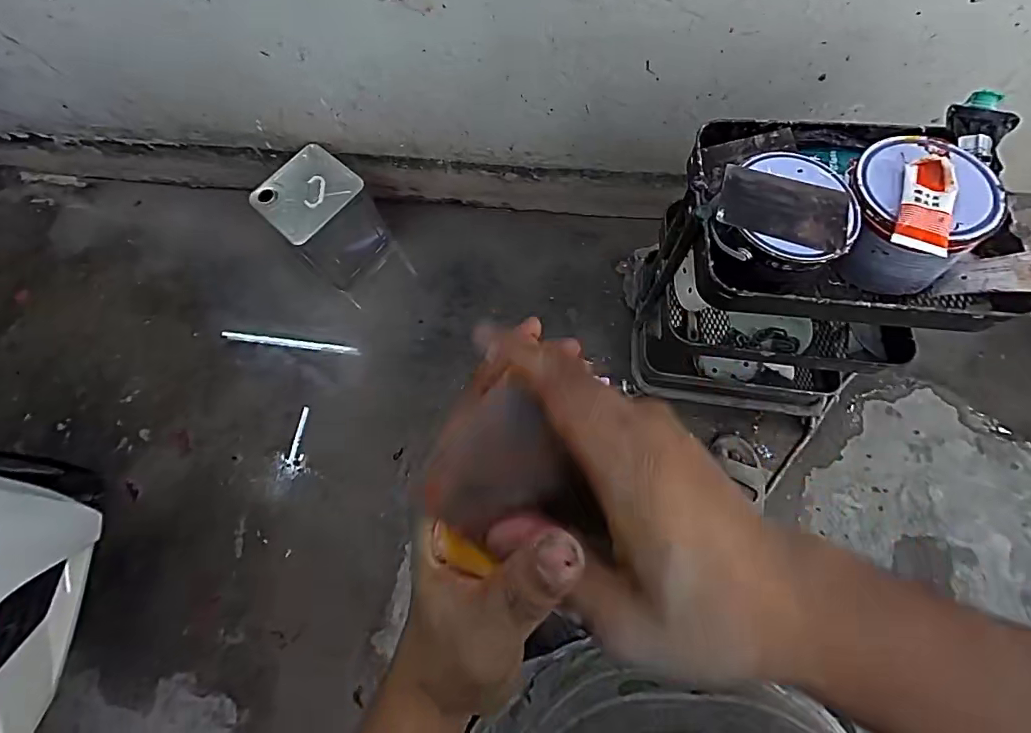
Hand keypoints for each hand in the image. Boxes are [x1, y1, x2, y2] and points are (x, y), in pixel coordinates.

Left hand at [368, 320, 587, 728]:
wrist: (450, 688)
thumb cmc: (453, 654)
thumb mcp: (486, 624)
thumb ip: (521, 588)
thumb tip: (567, 549)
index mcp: (445, 496)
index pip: (467, 419)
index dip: (495, 376)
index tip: (528, 342)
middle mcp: (464, 486)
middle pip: (493, 415)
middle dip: (527, 376)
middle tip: (571, 351)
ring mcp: (488, 499)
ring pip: (514, 434)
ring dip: (544, 400)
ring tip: (584, 374)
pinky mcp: (511, 515)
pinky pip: (533, 463)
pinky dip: (555, 436)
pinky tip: (586, 427)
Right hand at [498, 326, 808, 685]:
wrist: (786, 599)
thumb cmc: (708, 617)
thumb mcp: (626, 620)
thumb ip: (560, 569)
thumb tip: (499, 531)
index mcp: (630, 462)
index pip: (568, 390)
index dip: (523, 358)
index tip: (484, 337)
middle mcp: (644, 429)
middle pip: (575, 379)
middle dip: (525, 368)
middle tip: (477, 394)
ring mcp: (661, 428)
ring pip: (593, 389)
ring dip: (548, 388)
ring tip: (503, 420)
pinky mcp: (670, 438)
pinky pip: (609, 406)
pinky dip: (574, 407)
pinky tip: (552, 444)